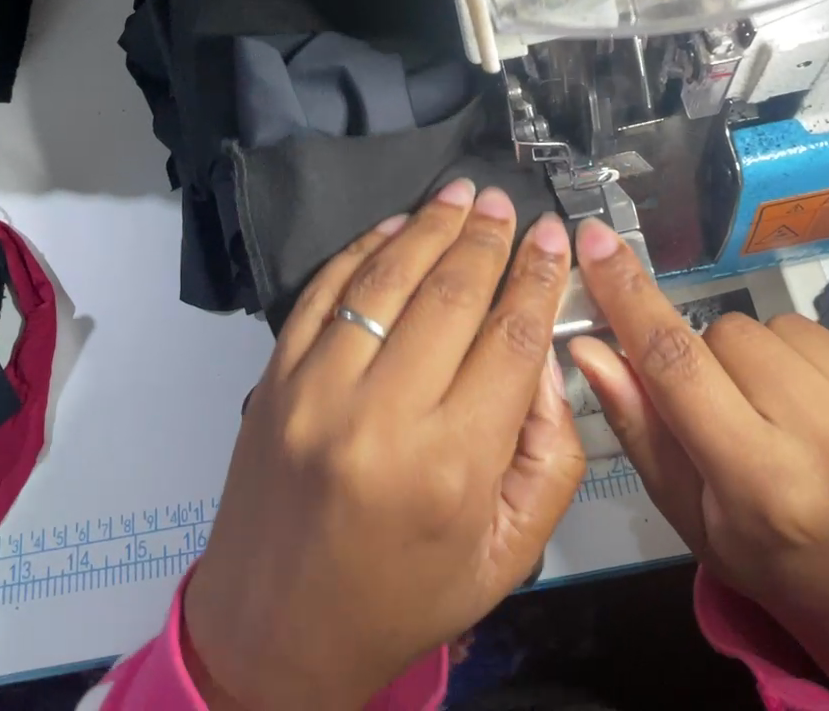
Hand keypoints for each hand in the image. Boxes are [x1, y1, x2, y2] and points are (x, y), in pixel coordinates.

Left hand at [183, 181, 585, 709]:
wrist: (276, 632)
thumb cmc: (404, 598)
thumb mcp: (507, 552)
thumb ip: (551, 458)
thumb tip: (545, 359)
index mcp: (452, 465)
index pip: (511, 339)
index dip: (539, 278)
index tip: (554, 235)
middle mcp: (382, 415)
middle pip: (451, 294)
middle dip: (488, 239)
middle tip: (508, 202)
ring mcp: (316, 390)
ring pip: (386, 278)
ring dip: (429, 227)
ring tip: (460, 195)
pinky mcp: (274, 380)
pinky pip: (324, 292)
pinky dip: (362, 250)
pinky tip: (395, 227)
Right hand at [566, 218, 828, 693]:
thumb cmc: (766, 558)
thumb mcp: (686, 509)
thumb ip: (638, 424)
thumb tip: (588, 345)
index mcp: (764, 487)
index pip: (677, 364)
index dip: (629, 296)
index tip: (594, 238)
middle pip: (735, 334)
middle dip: (716, 356)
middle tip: (732, 408)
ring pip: (791, 327)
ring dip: (773, 359)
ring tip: (789, 413)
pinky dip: (825, 365)